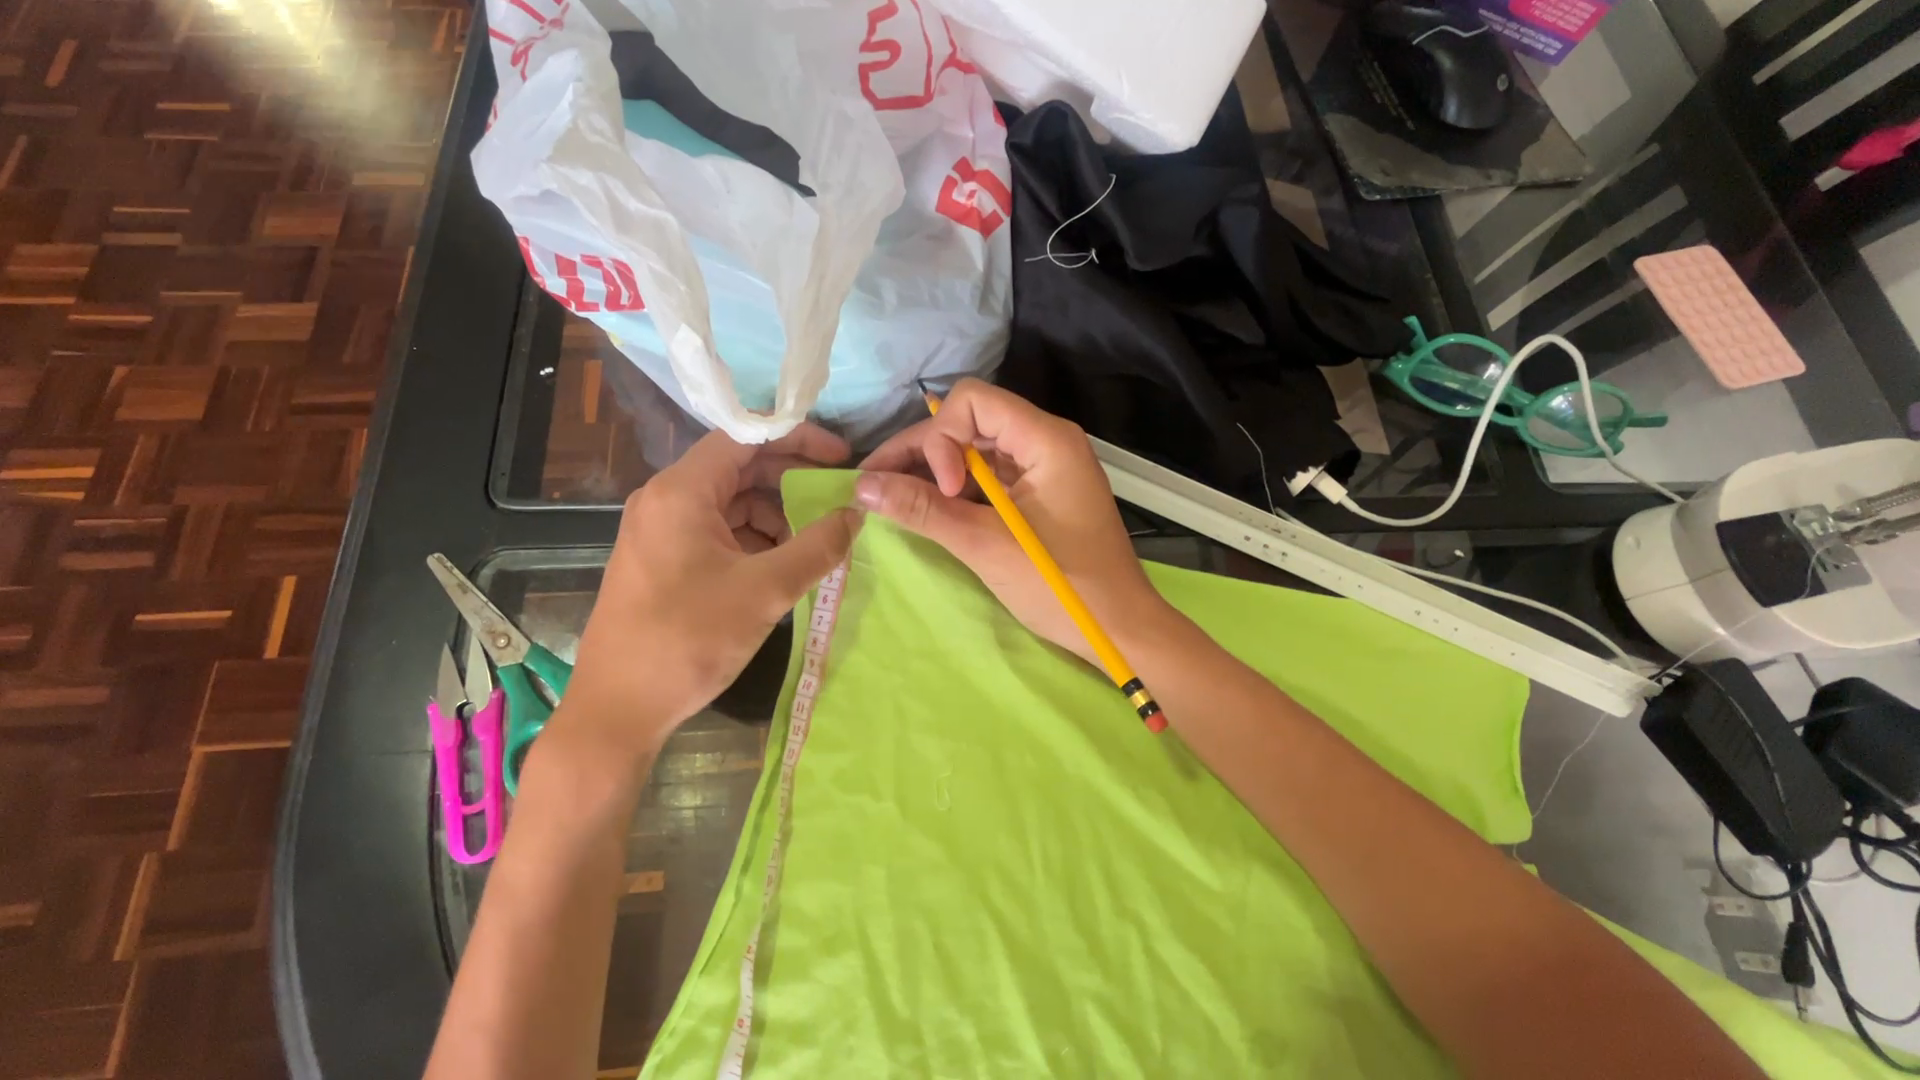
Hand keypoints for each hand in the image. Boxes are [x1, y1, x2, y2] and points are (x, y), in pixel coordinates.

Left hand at [558, 425, 861, 761]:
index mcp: (681, 491)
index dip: (798, 439)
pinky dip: (753, 539)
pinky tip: (782, 565)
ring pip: (729, 502)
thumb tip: (856, 515)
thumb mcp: (764, 592)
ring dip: (775, 514)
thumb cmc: (688, 640)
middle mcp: (665, 499)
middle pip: (738, 467)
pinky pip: (716, 531)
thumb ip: (817, 547)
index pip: (745, 437)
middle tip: (838, 499)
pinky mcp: (662, 560)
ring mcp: (660, 530)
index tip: (841, 458)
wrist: (619, 708)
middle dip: (791, 480)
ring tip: (815, 542)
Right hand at [856, 379, 1170, 663]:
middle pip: (970, 423)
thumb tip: (863, 487)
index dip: (941, 437)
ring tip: (892, 499)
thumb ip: (924, 510)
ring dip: (934, 471)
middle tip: (876, 485)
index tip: (942, 488)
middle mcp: (1046, 441)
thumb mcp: (986, 546)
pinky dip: (957, 490)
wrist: (1119, 629)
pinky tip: (927, 510)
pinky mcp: (1040, 494)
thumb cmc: (1062, 585)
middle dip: (922, 451)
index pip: (972, 401)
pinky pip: (990, 477)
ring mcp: (1044, 468)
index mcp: (1046, 439)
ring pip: (976, 450)